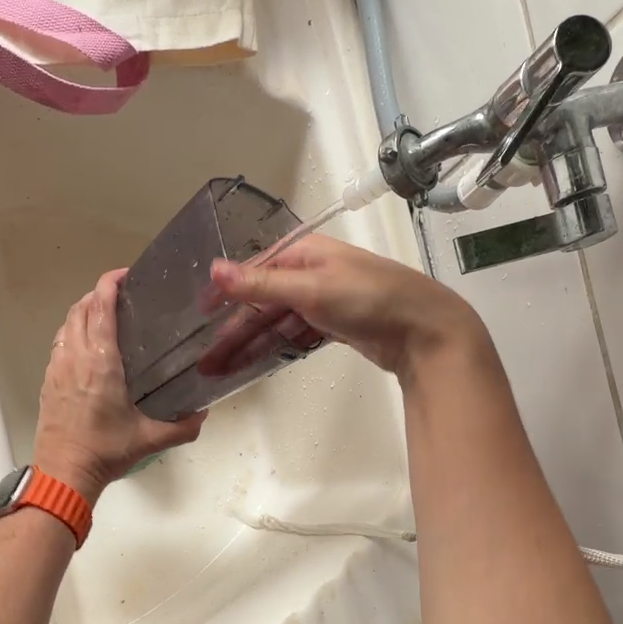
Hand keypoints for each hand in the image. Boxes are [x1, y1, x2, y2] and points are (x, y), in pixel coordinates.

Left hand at [32, 269, 207, 502]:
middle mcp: (75, 356)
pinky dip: (72, 335)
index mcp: (100, 361)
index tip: (125, 275)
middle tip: (120, 297)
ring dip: (83, 313)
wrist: (63, 474)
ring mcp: (57, 368)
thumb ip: (182, 426)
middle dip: (97, 295)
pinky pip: (59, 345)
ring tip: (104, 318)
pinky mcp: (48, 382)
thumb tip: (203, 415)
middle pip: (80, 308)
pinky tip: (87, 349)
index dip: (109, 283)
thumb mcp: (150, 439)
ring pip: (66, 325)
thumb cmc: (105, 451)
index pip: (100, 306)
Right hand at [202, 234, 483, 382]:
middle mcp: (310, 274)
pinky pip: (291, 337)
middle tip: (204, 360)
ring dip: (246, 346)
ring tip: (218, 370)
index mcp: (305, 253)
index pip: (253, 271)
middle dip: (232, 332)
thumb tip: (214, 269)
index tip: (197, 316)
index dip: (225, 295)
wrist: (425, 332)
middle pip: (260, 304)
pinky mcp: (332, 327)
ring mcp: (322, 302)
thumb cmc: (370, 299)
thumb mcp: (311, 288)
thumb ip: (261, 283)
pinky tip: (250, 365)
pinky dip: (271, 350)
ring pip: (274, 325)